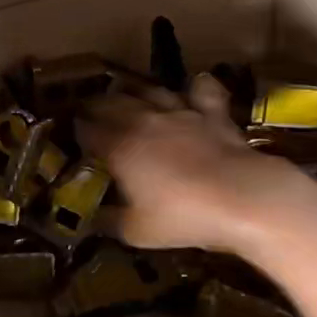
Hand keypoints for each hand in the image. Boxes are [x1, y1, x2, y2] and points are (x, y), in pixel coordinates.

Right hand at [78, 74, 316, 254]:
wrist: (245, 199)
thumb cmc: (183, 216)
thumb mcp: (136, 231)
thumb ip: (110, 220)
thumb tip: (93, 218)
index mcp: (118, 147)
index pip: (86, 130)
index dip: (76, 130)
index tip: (70, 132)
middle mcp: (142, 122)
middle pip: (111, 104)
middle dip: (96, 105)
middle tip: (89, 110)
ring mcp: (179, 114)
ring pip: (149, 92)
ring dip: (134, 92)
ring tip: (127, 95)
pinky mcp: (212, 115)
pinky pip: (202, 92)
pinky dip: (196, 87)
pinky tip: (193, 86)